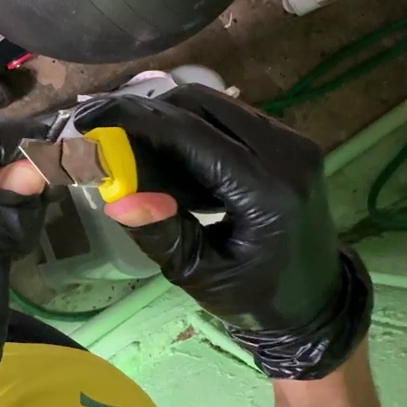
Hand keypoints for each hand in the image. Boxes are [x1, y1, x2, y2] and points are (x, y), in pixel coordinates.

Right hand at [79, 86, 370, 378]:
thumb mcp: (199, 275)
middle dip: (148, 115)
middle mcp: (286, 154)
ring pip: (214, 105)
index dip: (136, 119)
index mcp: (266, 192)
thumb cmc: (254, 296)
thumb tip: (118, 197)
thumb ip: (160, 232)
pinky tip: (174, 161)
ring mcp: (293, 142)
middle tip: (109, 138)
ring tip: (139, 154)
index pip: (191, 134)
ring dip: (169, 120)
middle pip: (200, 105)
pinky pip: (229, 117)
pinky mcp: (290, 141)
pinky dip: (193, 129)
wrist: (316, 301)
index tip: (90, 117)